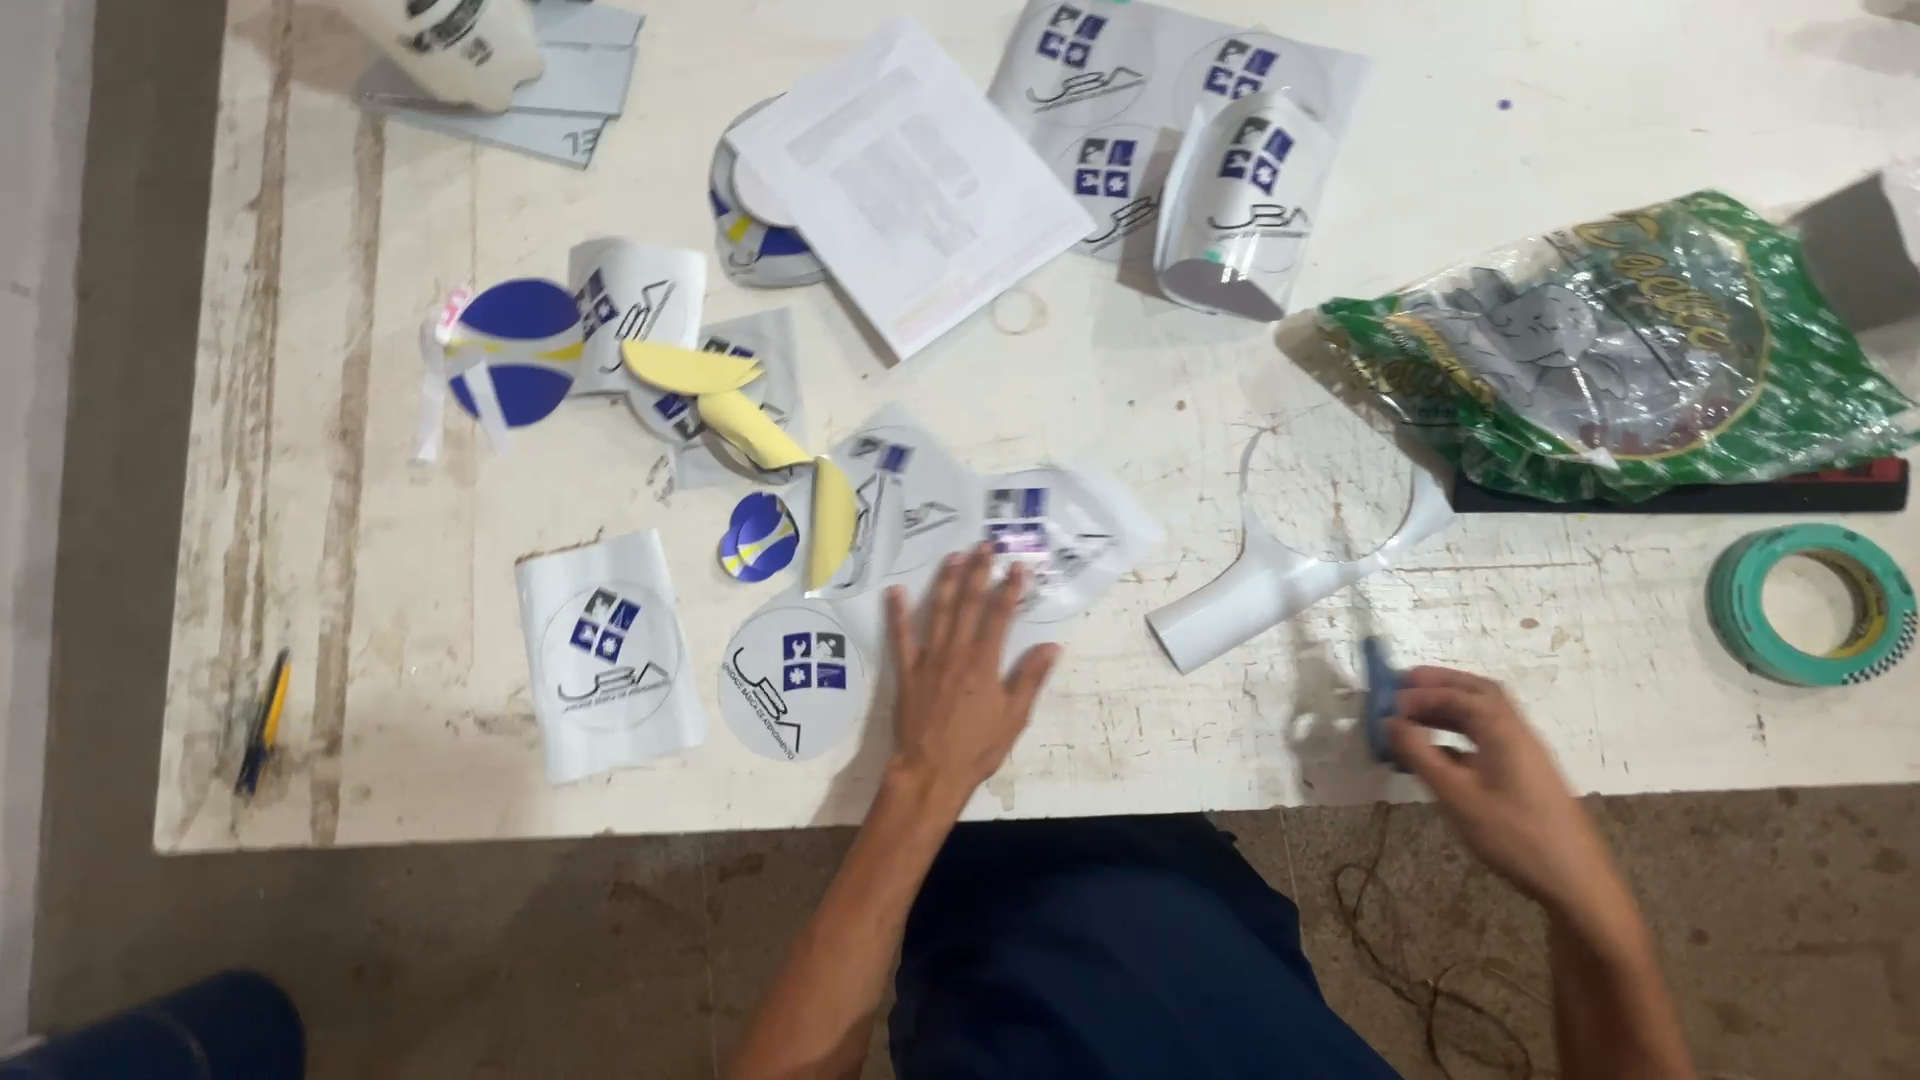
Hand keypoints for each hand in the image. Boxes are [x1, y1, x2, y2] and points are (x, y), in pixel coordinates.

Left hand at [884, 543, 1060, 797]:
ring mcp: (928, 659)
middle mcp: (956, 652)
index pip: (999, 615)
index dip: (1009, 588)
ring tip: (953, 557)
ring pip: (937, 611)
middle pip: (968, 604)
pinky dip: (897, 613)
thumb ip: (1031, 678)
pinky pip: (900, 637)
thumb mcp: (1014, 717)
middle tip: (984, 546)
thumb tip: (1052, 647)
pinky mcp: (906, 671)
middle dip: (977, 572)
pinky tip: (895, 591)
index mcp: (984, 662)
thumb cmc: (977, 748)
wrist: (931, 771)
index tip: (1017, 566)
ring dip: (945, 581)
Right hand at [1387, 666, 1623, 915]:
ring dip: (1448, 707)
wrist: (1576, 883)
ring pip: (1484, 716)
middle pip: (1479, 693)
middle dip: (1440, 684)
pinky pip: (1486, 739)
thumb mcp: (1457, 796)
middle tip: (1403, 686)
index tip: (1388, 703)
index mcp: (1505, 733)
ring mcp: (1523, 755)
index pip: (1460, 695)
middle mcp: (1517, 735)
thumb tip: (1391, 723)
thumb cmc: (1514, 836)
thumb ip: (1420, 755)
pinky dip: (1457, 733)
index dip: (1421, 693)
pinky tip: (1435, 752)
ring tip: (1412, 715)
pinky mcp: (1523, 775)